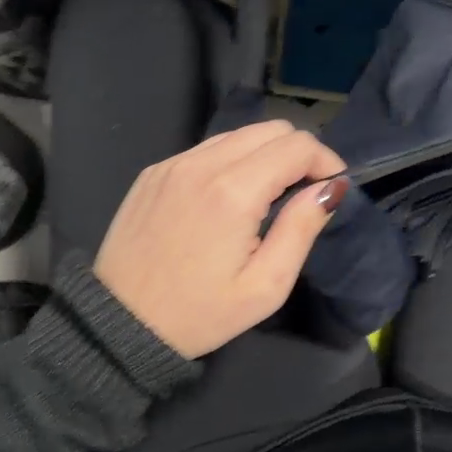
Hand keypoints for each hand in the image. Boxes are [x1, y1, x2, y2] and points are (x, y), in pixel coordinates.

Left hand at [94, 120, 349, 357]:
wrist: (119, 324)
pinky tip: (228, 199)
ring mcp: (173, 163)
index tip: (332, 188)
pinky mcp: (154, 172)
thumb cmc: (200, 313)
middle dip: (298, 153)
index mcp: (234, 191)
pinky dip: (231, 161)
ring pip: (238, 134)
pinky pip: (207, 149)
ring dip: (265, 154)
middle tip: (304, 192)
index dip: (325, 160)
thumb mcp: (265, 286)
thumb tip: (330, 188)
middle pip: (271, 128)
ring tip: (269, 196)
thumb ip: (301, 229)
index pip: (297, 145)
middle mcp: (202, 163)